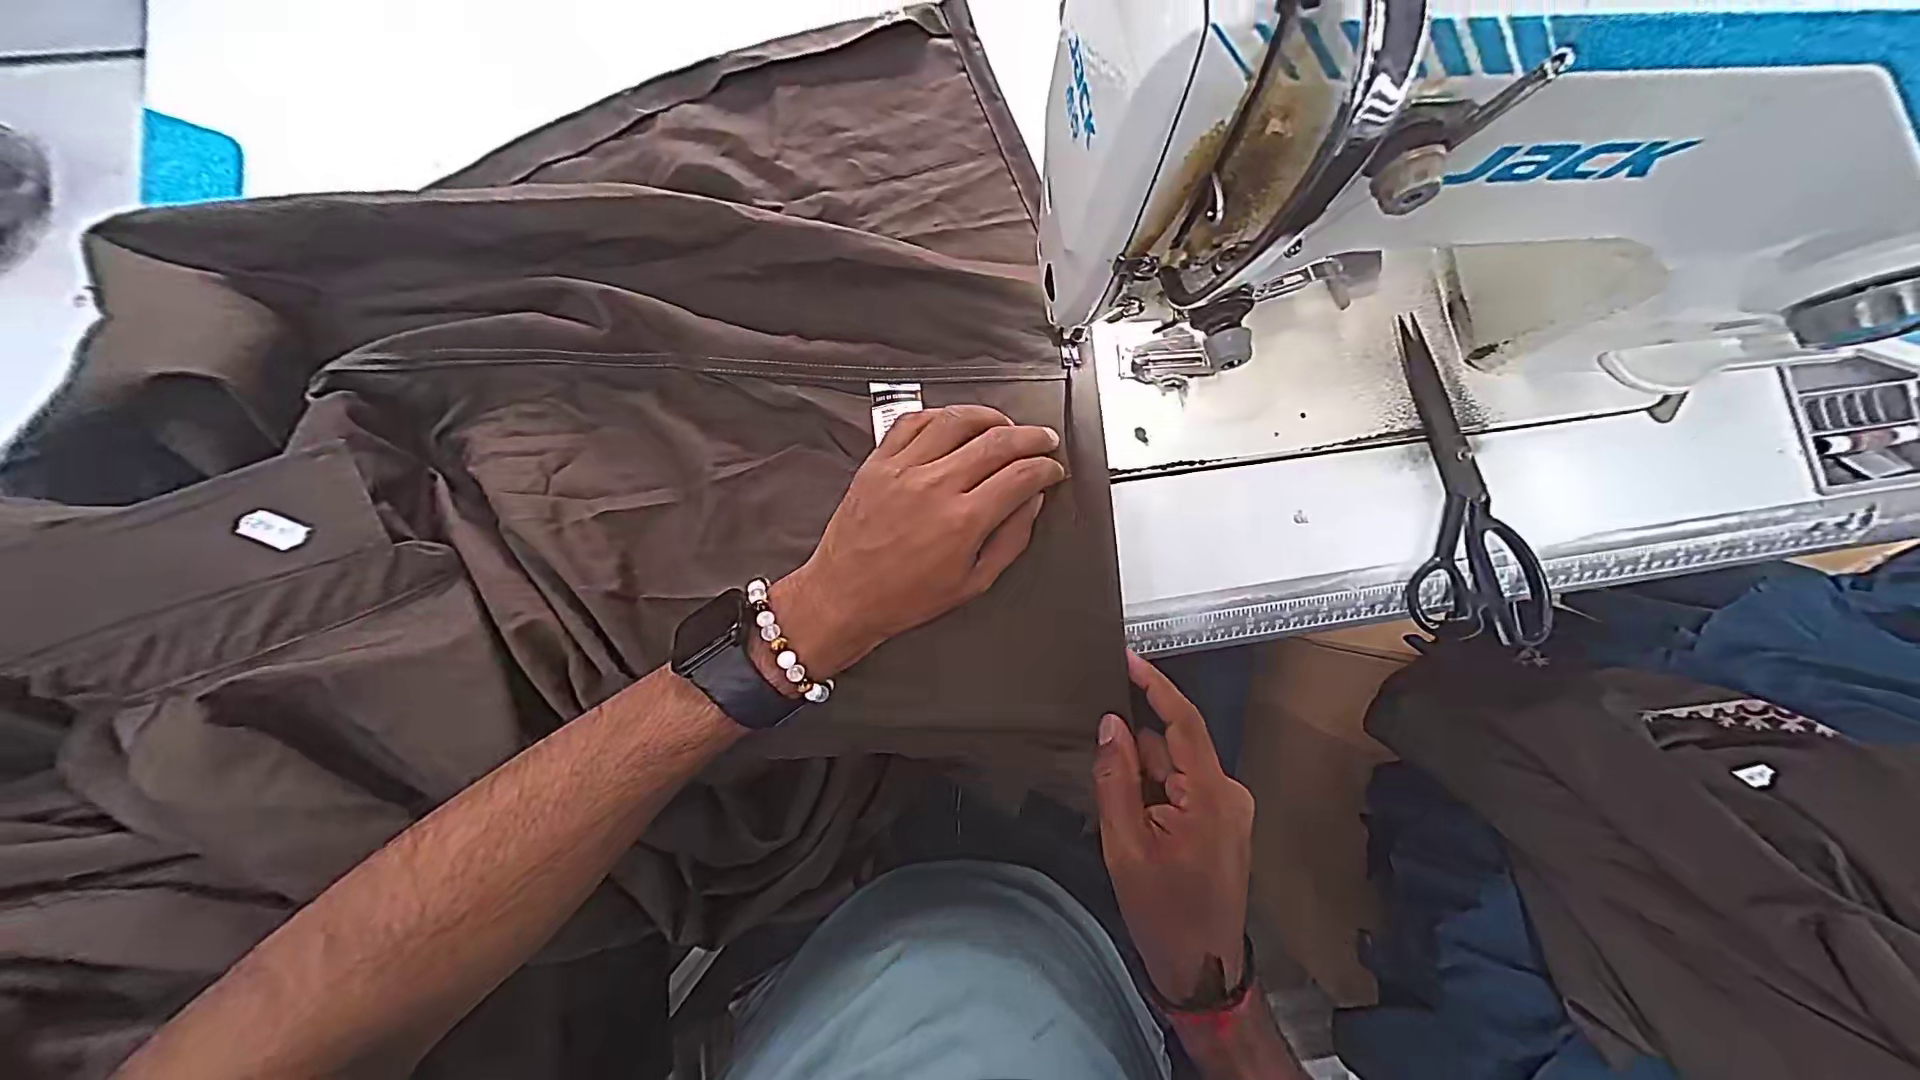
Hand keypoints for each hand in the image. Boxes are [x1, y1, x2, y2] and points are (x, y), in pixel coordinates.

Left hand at [769, 405, 1067, 680]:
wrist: (844, 596)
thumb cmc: (903, 597)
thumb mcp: (973, 583)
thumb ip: (1010, 539)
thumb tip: (1030, 504)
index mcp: (962, 521)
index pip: (1021, 475)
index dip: (1046, 467)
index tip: (1052, 469)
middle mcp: (934, 487)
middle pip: (997, 441)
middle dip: (1032, 437)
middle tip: (1043, 440)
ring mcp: (903, 470)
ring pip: (957, 420)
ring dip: (991, 416)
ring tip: (1004, 424)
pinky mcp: (878, 463)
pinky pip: (912, 421)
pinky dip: (940, 414)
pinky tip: (953, 421)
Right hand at [1095, 651, 1255, 1004]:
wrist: (1201, 970)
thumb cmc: (1162, 912)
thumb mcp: (1124, 844)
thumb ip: (1115, 777)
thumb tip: (1111, 725)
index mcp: (1210, 795)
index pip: (1184, 722)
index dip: (1156, 686)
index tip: (1129, 659)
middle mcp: (1229, 793)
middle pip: (1172, 747)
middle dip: (1135, 756)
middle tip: (1108, 788)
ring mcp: (1230, 806)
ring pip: (1173, 767)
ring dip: (1143, 780)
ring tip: (1128, 827)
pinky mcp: (1224, 818)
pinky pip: (1181, 784)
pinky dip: (1155, 792)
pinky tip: (1141, 828)